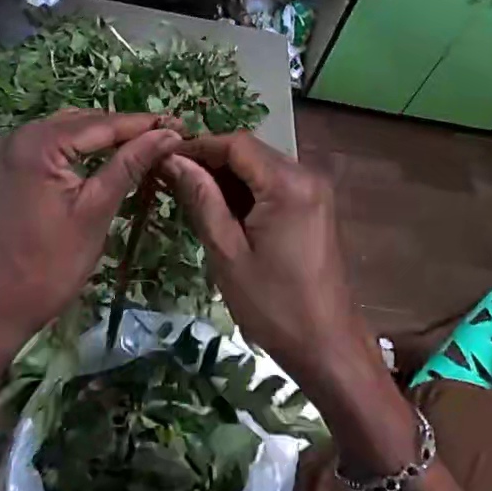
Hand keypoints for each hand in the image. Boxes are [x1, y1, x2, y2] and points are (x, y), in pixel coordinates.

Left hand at [0, 110, 181, 347]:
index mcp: (37, 144)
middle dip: (125, 130)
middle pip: (84, 122)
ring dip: (103, 138)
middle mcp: (17, 137)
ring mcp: (6, 153)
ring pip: (67, 133)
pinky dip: (79, 150)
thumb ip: (130, 165)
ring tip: (143, 148)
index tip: (181, 126)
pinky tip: (104, 160)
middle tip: (166, 138)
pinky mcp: (4, 170)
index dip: (145, 125)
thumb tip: (168, 135)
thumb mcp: (96, 211)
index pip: (103, 123)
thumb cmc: (47, 266)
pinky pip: (49, 147)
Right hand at [162, 134, 382, 402]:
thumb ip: (202, 199)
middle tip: (169, 179)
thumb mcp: (227, 253)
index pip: (236, 144)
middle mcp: (306, 175)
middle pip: (250, 152)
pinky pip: (274, 185)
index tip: (163, 159)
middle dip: (210, 161)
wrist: (328, 346)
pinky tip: (219, 209)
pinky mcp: (315, 206)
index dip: (198, 146)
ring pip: (260, 167)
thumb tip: (173, 161)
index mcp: (288, 183)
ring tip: (187, 195)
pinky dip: (246, 191)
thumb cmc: (274, 305)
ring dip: (226, 177)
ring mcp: (315, 190)